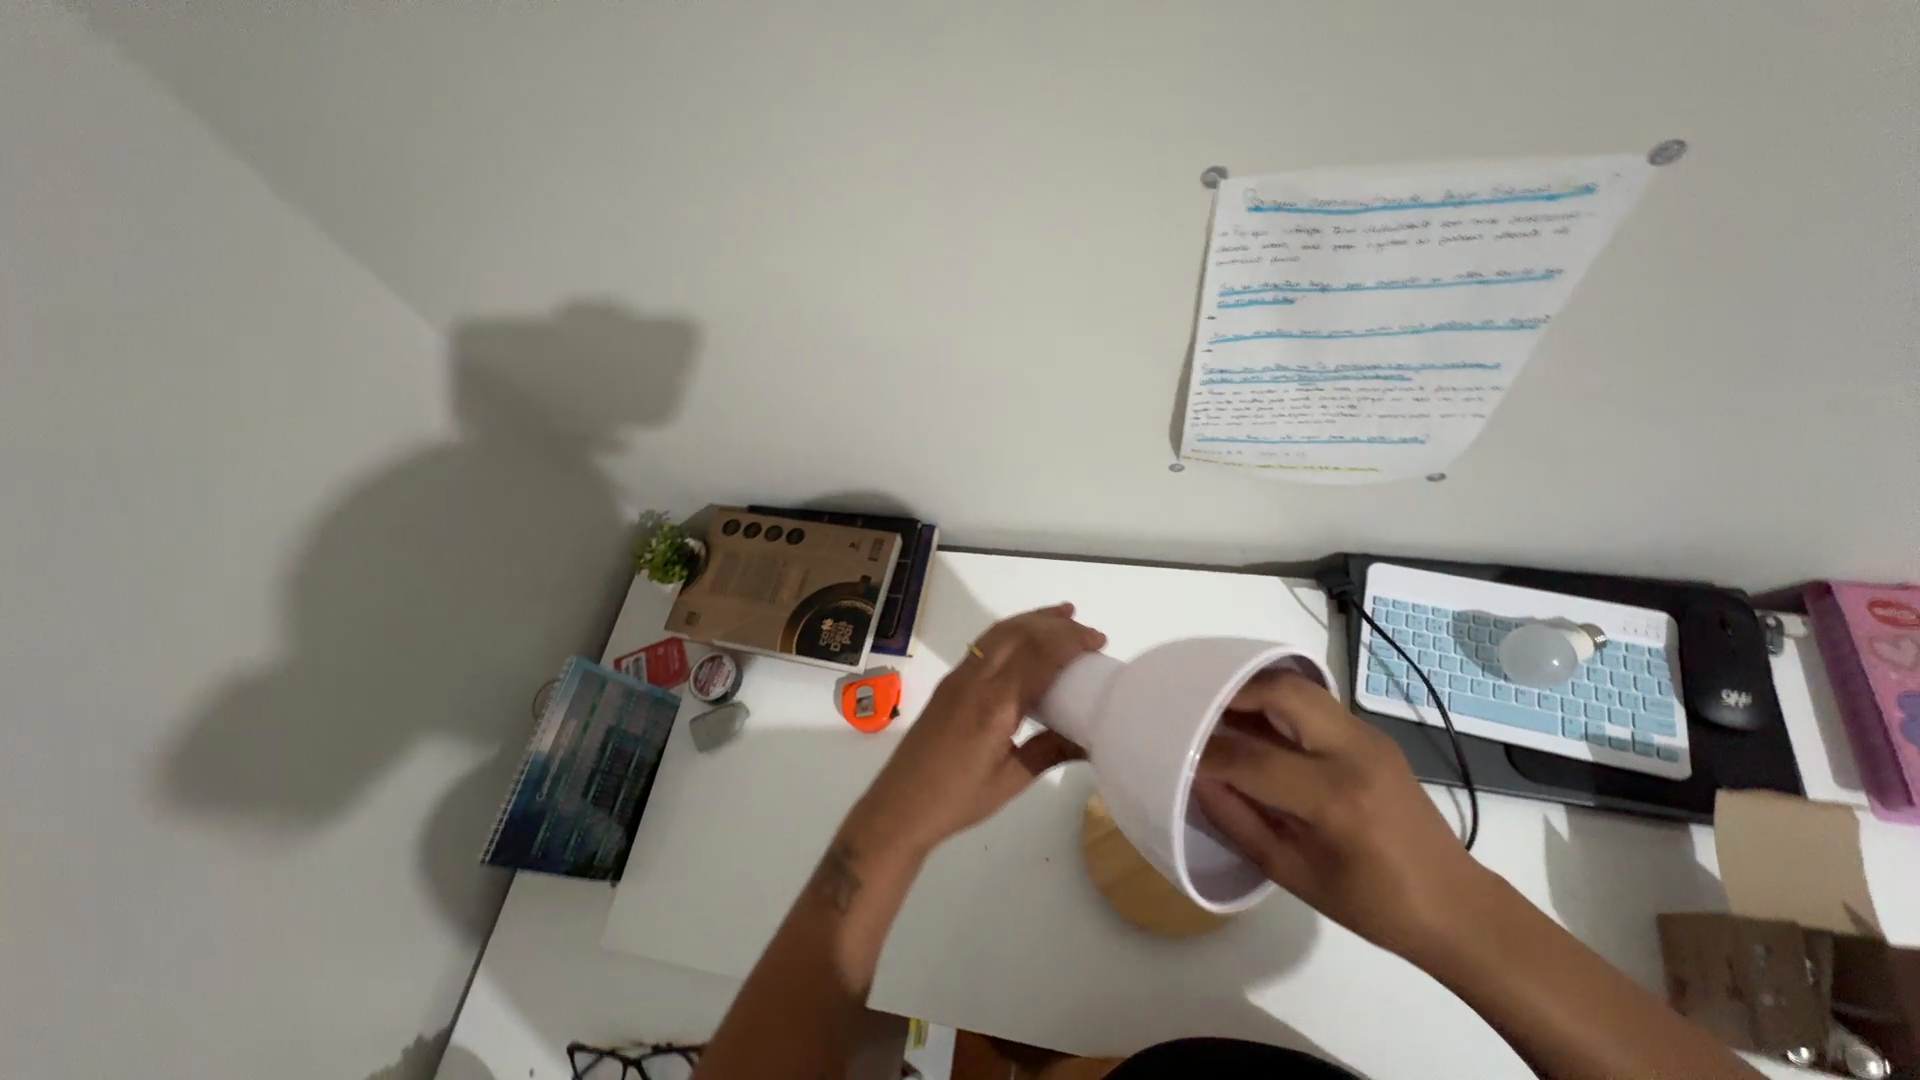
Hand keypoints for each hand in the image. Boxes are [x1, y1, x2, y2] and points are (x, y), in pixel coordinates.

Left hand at [843, 604, 1106, 859]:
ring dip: (1032, 621)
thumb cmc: (957, 800)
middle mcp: (974, 682)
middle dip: (1055, 625)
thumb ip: (1049, 752)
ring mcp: (957, 679)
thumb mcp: (1011, 781)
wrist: (899, 806)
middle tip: (1088, 630)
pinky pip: (984, 645)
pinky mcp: (948, 684)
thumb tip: (1090, 739)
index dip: (1070, 642)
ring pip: (998, 634)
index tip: (1098, 641)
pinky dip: (1011, 632)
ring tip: (1062, 615)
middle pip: (1019, 634)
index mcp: (994, 706)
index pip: (1038, 656)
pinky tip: (1025, 640)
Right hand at [1192, 671, 1498, 960]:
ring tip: (1219, 711)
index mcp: (1334, 799)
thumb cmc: (1372, 904)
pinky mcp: (1374, 735)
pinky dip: (1278, 705)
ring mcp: (1369, 738)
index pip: (1251, 758)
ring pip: (1300, 689)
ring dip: (1255, 692)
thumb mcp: (1291, 872)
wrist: (1455, 904)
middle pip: (1282, 693)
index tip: (1172, 750)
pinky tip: (1257, 726)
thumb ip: (1236, 820)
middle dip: (1231, 693)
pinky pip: (1316, 705)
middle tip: (1195, 708)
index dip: (1205, 753)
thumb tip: (1194, 778)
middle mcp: (1354, 753)